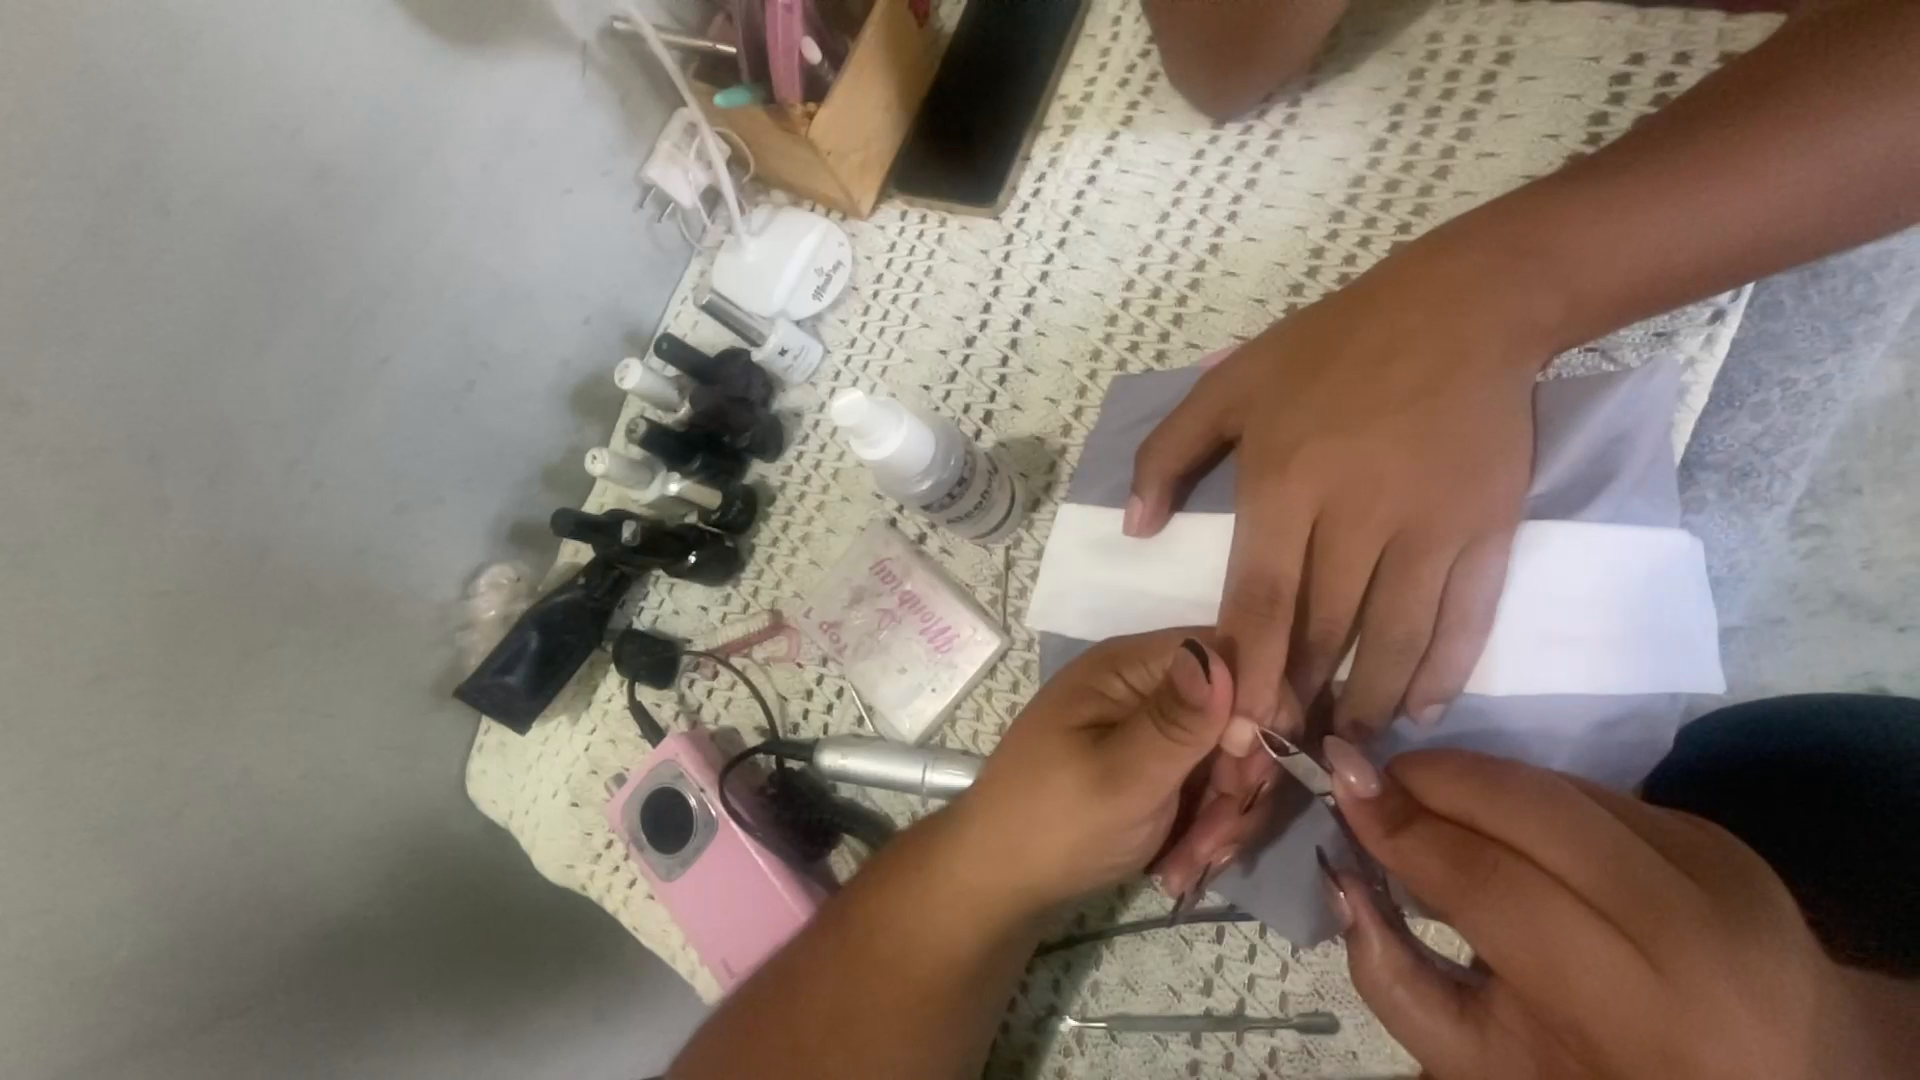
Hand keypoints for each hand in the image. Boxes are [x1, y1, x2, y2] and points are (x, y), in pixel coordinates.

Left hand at [949, 630, 1232, 913]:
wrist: (1002, 883)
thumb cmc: (1053, 825)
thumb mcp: (1121, 776)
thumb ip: (1178, 722)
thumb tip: (1220, 657)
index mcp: (1126, 668)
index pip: (1223, 652)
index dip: (1254, 706)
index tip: (1250, 770)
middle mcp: (1141, 687)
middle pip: (1234, 711)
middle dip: (1239, 779)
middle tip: (1216, 836)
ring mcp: (1148, 729)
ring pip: (1229, 757)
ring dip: (1224, 815)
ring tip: (1191, 862)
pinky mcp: (1154, 767)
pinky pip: (1208, 784)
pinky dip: (1207, 826)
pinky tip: (1185, 863)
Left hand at [1129, 241, 1546, 747]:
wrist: (1461, 308)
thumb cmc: (1328, 349)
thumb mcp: (1227, 386)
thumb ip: (1167, 456)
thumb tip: (1134, 529)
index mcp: (1285, 484)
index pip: (1261, 598)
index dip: (1249, 669)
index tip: (1235, 727)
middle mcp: (1356, 517)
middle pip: (1325, 630)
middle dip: (1302, 699)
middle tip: (1284, 754)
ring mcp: (1430, 528)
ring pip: (1396, 638)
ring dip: (1368, 701)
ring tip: (1346, 748)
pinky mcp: (1489, 529)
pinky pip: (1466, 616)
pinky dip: (1444, 668)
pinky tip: (1420, 706)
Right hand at [1324, 743, 1870, 1079]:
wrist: (1766, 1076)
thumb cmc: (1600, 1079)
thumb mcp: (1478, 1062)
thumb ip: (1389, 974)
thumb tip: (1339, 870)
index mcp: (1634, 1007)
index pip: (1487, 879)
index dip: (1400, 822)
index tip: (1336, 779)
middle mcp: (1692, 926)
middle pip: (1522, 806)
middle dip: (1426, 777)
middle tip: (1371, 786)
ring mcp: (1716, 867)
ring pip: (1546, 784)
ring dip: (1466, 782)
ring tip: (1425, 810)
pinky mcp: (1715, 832)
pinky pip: (1580, 788)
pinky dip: (1516, 794)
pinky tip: (1500, 828)